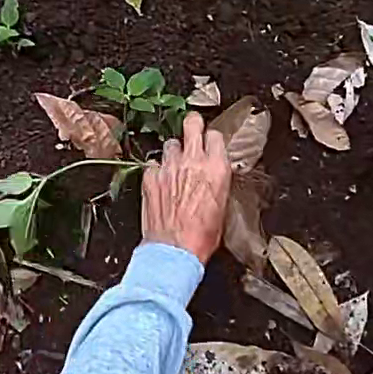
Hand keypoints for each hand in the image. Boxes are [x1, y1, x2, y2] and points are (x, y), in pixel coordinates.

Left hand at [141, 112, 229, 263]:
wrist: (175, 250)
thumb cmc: (201, 236)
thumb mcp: (222, 206)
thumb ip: (217, 181)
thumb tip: (214, 175)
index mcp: (216, 168)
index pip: (215, 135)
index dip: (211, 140)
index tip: (209, 144)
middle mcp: (192, 162)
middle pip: (192, 123)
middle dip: (192, 124)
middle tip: (192, 130)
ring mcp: (168, 167)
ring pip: (170, 144)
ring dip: (173, 152)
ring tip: (175, 166)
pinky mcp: (150, 177)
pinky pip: (153, 164)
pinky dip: (157, 171)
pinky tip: (160, 183)